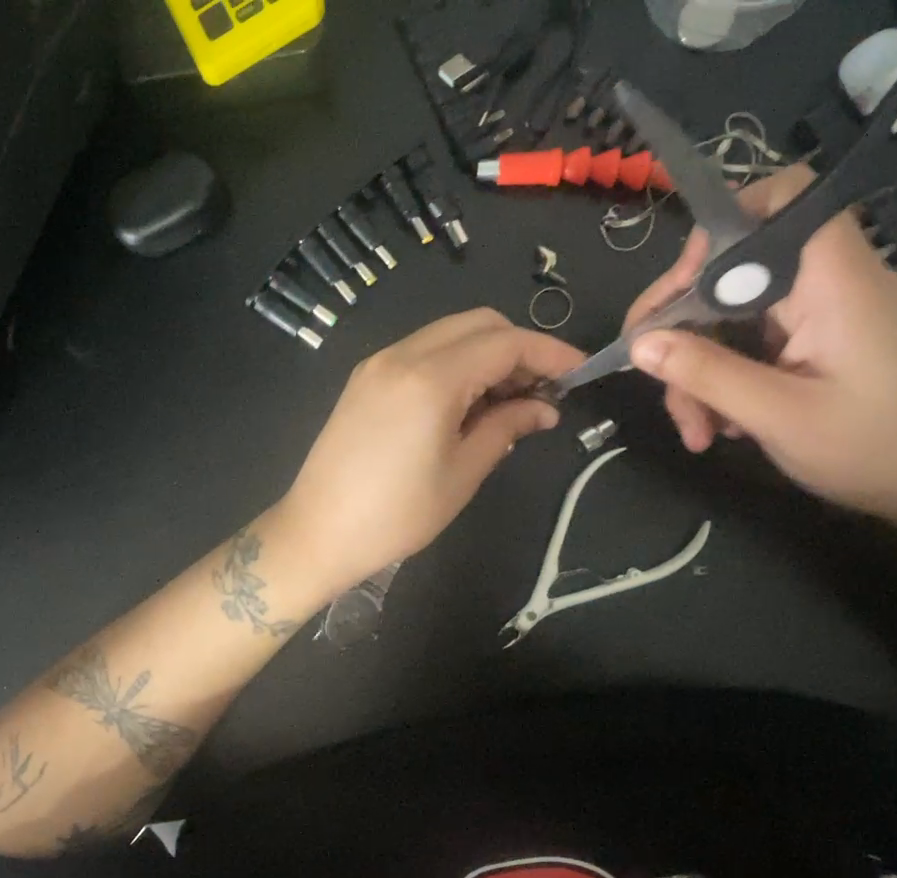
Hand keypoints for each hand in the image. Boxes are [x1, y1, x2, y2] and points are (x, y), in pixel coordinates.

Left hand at [271, 309, 583, 592]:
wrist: (317, 533)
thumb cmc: (395, 515)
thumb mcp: (462, 473)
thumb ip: (506, 427)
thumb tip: (544, 408)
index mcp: (430, 378)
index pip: (504, 342)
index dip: (549, 353)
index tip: (580, 372)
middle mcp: (401, 356)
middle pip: (477, 324)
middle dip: (518, 348)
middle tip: (543, 391)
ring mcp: (376, 365)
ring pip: (447, 335)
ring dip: (485, 355)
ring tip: (509, 403)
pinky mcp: (362, 380)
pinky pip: (420, 353)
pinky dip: (454, 364)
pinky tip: (467, 404)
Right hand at [625, 166, 896, 533]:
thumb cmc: (880, 450)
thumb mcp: (781, 419)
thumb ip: (707, 375)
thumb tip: (639, 343)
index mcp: (835, 282)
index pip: (783, 199)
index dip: (722, 228)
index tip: (680, 288)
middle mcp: (834, 284)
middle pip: (739, 273)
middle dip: (688, 328)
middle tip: (656, 381)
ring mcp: (832, 316)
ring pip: (742, 317)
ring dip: (704, 369)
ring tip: (700, 433)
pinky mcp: (831, 344)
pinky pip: (763, 342)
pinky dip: (733, 378)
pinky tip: (726, 426)